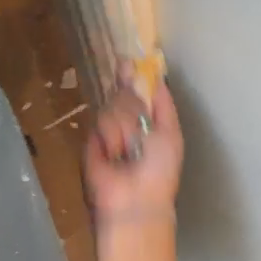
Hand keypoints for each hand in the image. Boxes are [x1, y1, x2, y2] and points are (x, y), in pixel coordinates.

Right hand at [85, 63, 183, 223]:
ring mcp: (107, 130)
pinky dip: (110, 137)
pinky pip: (98, 123)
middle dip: (132, 107)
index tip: (127, 62)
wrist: (135, 198)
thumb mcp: (171, 132)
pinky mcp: (89, 141)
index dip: (133, 75)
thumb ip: (163, 103)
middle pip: (125, 92)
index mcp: (148, 118)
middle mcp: (127, 121)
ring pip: (113, 106)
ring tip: (127, 150)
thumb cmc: (159, 169)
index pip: (138, 89)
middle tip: (138, 131)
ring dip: (124, 126)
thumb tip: (153, 74)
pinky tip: (114, 152)